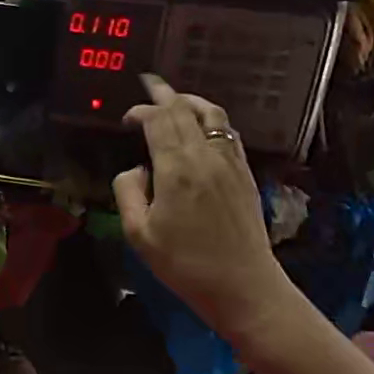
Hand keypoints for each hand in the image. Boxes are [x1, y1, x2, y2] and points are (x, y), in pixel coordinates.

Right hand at [114, 75, 302, 342]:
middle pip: (184, 111)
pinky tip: (204, 126)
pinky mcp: (245, 174)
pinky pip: (229, 133)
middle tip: (150, 84)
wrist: (245, 288)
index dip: (141, 111)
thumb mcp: (139, 234)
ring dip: (191, 101)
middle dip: (164, 95)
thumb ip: (128, 192)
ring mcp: (230, 163)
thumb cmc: (185, 265)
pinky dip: (212, 119)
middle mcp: (205, 157)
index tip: (128, 118)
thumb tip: (136, 170)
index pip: (158, 121)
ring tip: (177, 99)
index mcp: (176, 169)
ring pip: (212, 115)